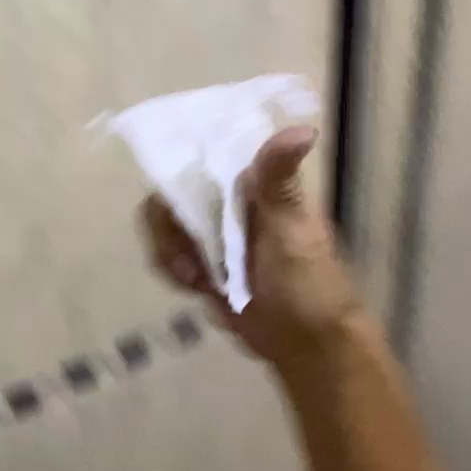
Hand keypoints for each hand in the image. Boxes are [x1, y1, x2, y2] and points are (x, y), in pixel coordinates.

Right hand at [140, 126, 362, 367]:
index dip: (178, 176)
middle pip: (171, 193)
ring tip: (194, 280)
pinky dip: (170, 269)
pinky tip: (193, 288)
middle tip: (187, 261)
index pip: (198, 158)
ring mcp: (212, 232)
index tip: (178, 207)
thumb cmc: (307, 281)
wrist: (305, 343)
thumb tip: (304, 128)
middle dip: (168, 229)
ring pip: (164, 223)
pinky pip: (166, 252)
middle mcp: (228, 201)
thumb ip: (280, 179)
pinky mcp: (200, 261)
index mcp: (252, 183)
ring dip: (168, 251)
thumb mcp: (291, 227)